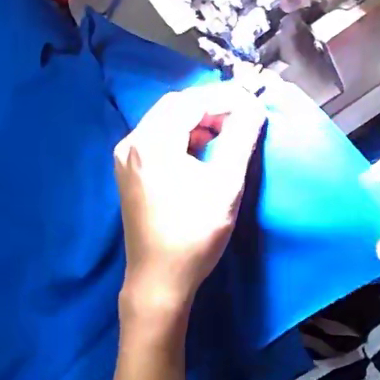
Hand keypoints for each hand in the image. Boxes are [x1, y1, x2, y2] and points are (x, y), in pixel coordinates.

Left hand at [114, 85, 265, 336]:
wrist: (158, 279)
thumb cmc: (194, 234)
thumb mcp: (226, 184)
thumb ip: (240, 138)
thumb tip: (253, 106)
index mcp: (151, 142)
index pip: (190, 102)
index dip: (224, 99)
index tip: (253, 105)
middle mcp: (131, 143)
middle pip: (174, 107)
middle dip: (209, 107)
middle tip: (242, 118)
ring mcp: (126, 158)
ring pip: (164, 122)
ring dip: (195, 121)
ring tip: (227, 134)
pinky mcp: (128, 173)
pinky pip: (156, 139)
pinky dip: (180, 137)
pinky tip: (201, 150)